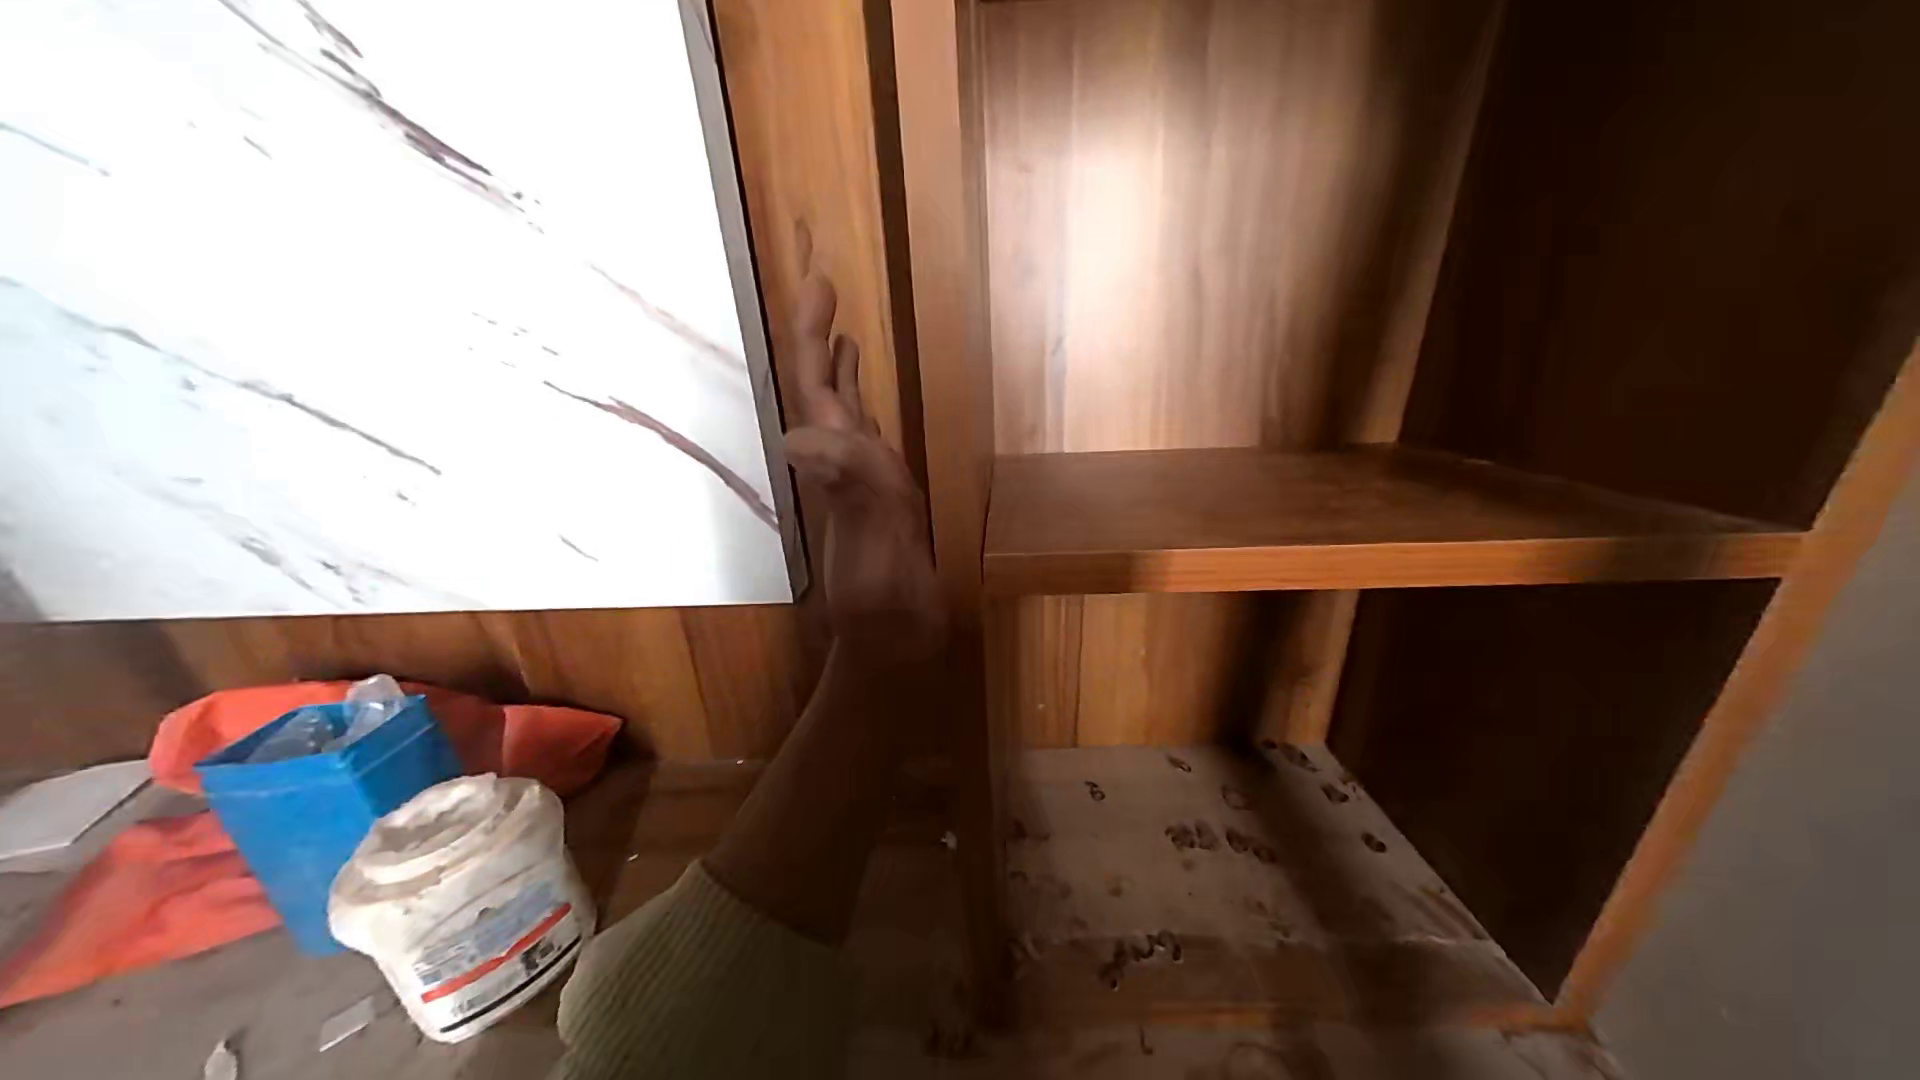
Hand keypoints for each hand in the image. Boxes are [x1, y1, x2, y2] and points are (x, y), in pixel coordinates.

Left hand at [784, 225, 944, 662]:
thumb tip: (797, 435)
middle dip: (813, 331)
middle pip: (816, 388)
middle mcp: (837, 464)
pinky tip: (859, 376)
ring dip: (830, 357)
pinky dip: (856, 392)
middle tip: (820, 279)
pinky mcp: (876, 489)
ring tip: (835, 313)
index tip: (816, 281)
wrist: (892, 641)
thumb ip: (849, 493)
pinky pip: (860, 426)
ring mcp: (855, 476)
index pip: (813, 390)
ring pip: (835, 404)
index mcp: (836, 468)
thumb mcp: (872, 550)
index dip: (809, 336)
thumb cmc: (889, 603)